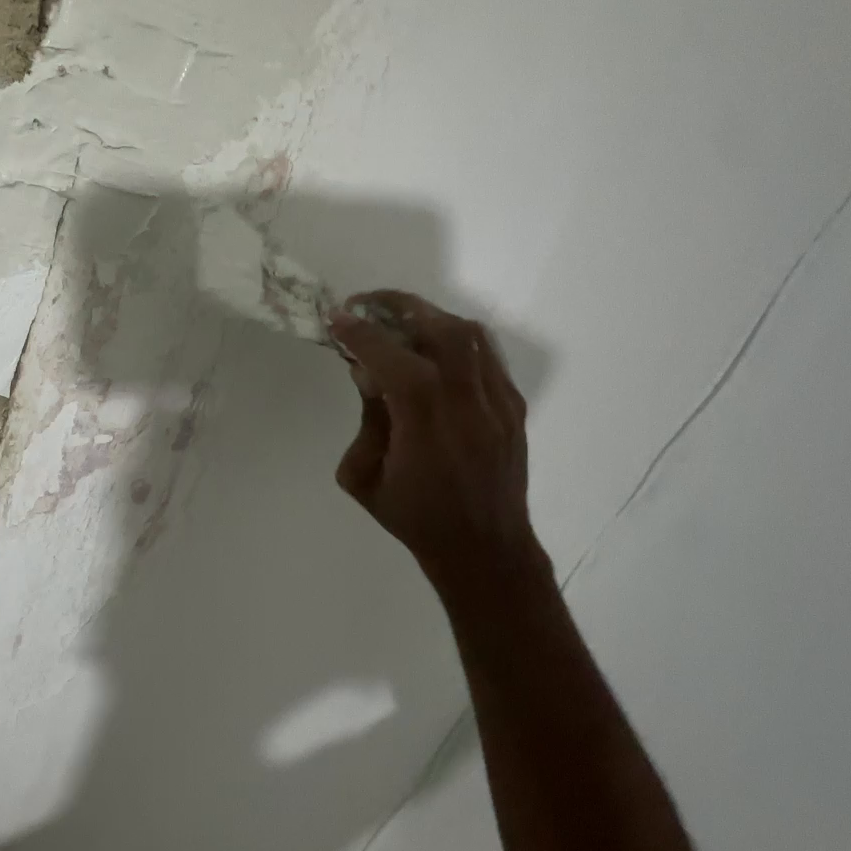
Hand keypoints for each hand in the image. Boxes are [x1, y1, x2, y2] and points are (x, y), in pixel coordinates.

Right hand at [328, 291, 541, 581]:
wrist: (483, 547)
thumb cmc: (414, 517)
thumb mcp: (363, 475)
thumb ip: (367, 418)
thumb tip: (369, 374)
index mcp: (424, 420)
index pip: (391, 357)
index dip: (361, 333)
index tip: (337, 318)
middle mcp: (466, 401)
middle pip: (441, 330)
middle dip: (400, 307)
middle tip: (366, 304)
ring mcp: (497, 401)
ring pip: (470, 336)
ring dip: (430, 319)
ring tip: (398, 321)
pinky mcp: (513, 407)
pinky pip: (486, 357)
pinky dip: (456, 342)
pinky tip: (432, 351)